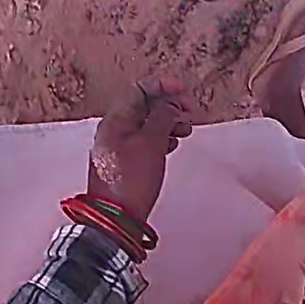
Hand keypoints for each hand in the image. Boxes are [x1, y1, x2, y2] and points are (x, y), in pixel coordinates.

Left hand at [88, 75, 193, 222]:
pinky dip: (161, 138)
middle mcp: (114, 130)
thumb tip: (169, 104)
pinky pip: (145, 141)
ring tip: (186, 129)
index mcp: (115, 120)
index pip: (138, 90)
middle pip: (143, 107)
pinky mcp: (126, 162)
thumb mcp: (150, 143)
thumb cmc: (131, 180)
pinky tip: (173, 144)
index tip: (182, 90)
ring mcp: (119, 146)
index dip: (162, 86)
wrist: (117, 217)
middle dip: (168, 105)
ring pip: (146, 124)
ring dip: (168, 122)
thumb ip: (161, 118)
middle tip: (189, 111)